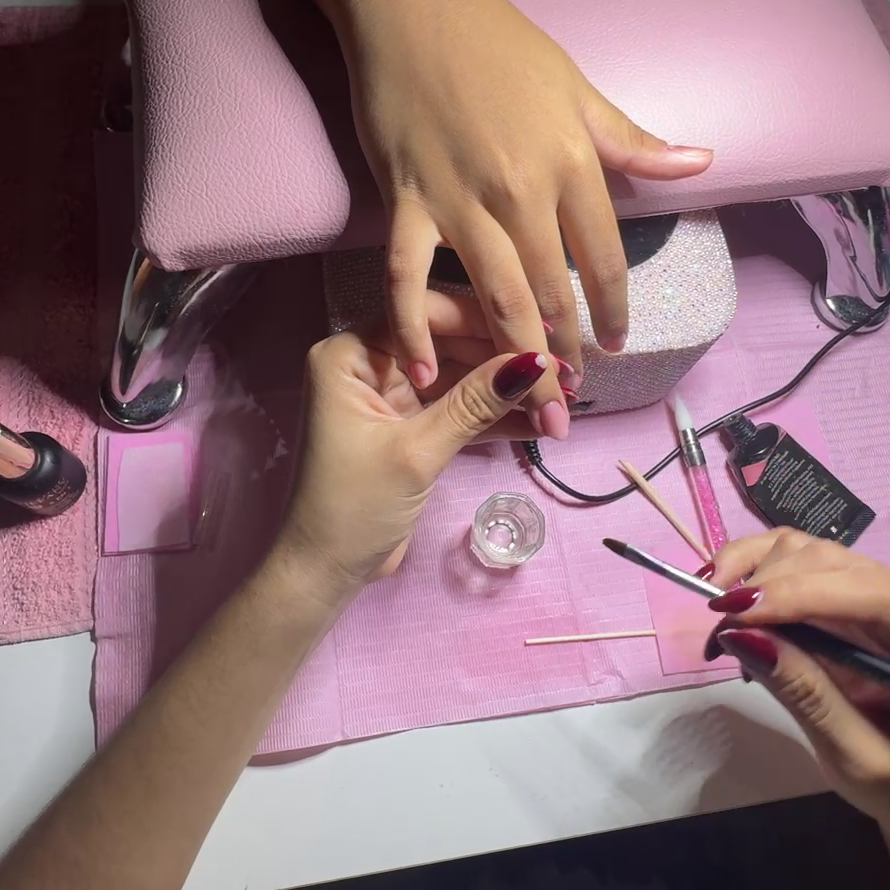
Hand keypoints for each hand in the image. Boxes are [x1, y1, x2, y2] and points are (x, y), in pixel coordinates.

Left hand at [274, 320, 547, 595]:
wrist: (325, 571)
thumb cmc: (353, 506)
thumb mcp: (416, 451)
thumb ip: (475, 404)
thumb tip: (535, 361)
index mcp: (350, 354)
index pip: (425, 318)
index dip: (485, 325)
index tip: (540, 335)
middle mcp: (369, 364)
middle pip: (448, 346)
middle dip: (504, 363)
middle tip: (565, 375)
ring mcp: (391, 395)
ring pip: (459, 379)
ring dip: (506, 393)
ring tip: (562, 400)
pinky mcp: (410, 425)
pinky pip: (456, 410)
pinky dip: (492, 418)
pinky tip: (539, 423)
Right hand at [338, 0, 711, 441]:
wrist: (411, 6)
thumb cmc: (498, 44)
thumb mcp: (576, 86)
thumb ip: (632, 140)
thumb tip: (702, 162)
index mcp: (571, 162)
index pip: (604, 258)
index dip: (612, 311)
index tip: (614, 348)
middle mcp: (522, 191)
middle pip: (553, 293)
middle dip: (567, 354)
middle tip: (573, 402)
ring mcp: (460, 202)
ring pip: (496, 296)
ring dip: (517, 357)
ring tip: (531, 403)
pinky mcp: (406, 204)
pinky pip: (408, 279)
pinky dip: (414, 329)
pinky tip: (427, 375)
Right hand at [702, 530, 889, 845]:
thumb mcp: (860, 761)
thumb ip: (809, 697)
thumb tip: (742, 634)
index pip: (878, 595)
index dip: (800, 592)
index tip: (734, 612)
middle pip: (835, 564)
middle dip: (766, 588)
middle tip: (717, 631)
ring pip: (811, 550)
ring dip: (754, 574)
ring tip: (722, 620)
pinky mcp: (861, 583)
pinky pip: (802, 553)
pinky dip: (756, 563)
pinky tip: (728, 586)